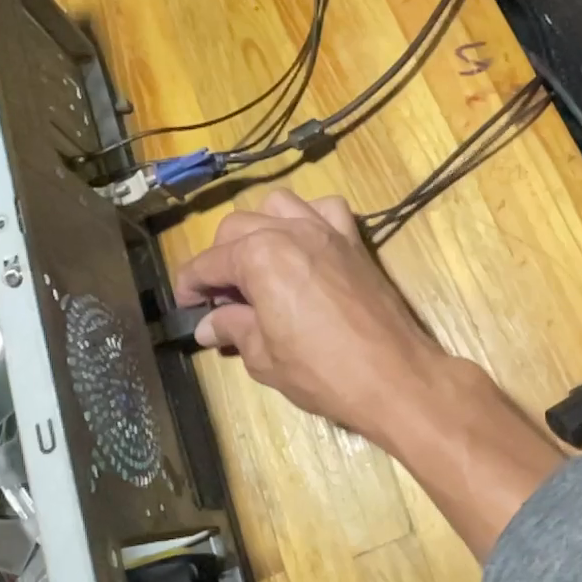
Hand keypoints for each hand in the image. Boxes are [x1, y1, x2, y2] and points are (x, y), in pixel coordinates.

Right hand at [173, 189, 456, 443]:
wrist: (394, 376)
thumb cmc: (324, 372)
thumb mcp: (265, 358)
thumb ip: (233, 329)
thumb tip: (207, 324)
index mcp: (259, 257)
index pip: (208, 263)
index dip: (189, 284)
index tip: (186, 304)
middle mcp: (289, 231)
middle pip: (236, 227)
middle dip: (220, 259)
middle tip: (222, 298)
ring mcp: (325, 230)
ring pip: (276, 205)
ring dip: (259, 228)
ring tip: (258, 265)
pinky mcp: (353, 239)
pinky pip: (325, 208)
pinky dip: (308, 217)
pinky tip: (304, 245)